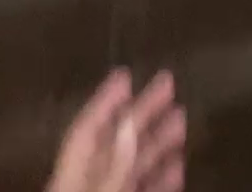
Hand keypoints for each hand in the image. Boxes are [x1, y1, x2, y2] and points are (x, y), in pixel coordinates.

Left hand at [46, 68, 185, 191]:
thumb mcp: (100, 190)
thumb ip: (114, 160)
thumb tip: (130, 122)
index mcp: (70, 176)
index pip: (86, 130)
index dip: (105, 99)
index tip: (125, 72)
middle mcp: (86, 182)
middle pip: (114, 142)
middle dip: (141, 110)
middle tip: (167, 80)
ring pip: (132, 164)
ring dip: (157, 140)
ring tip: (181, 115)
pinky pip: (141, 187)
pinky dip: (159, 175)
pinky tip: (177, 164)